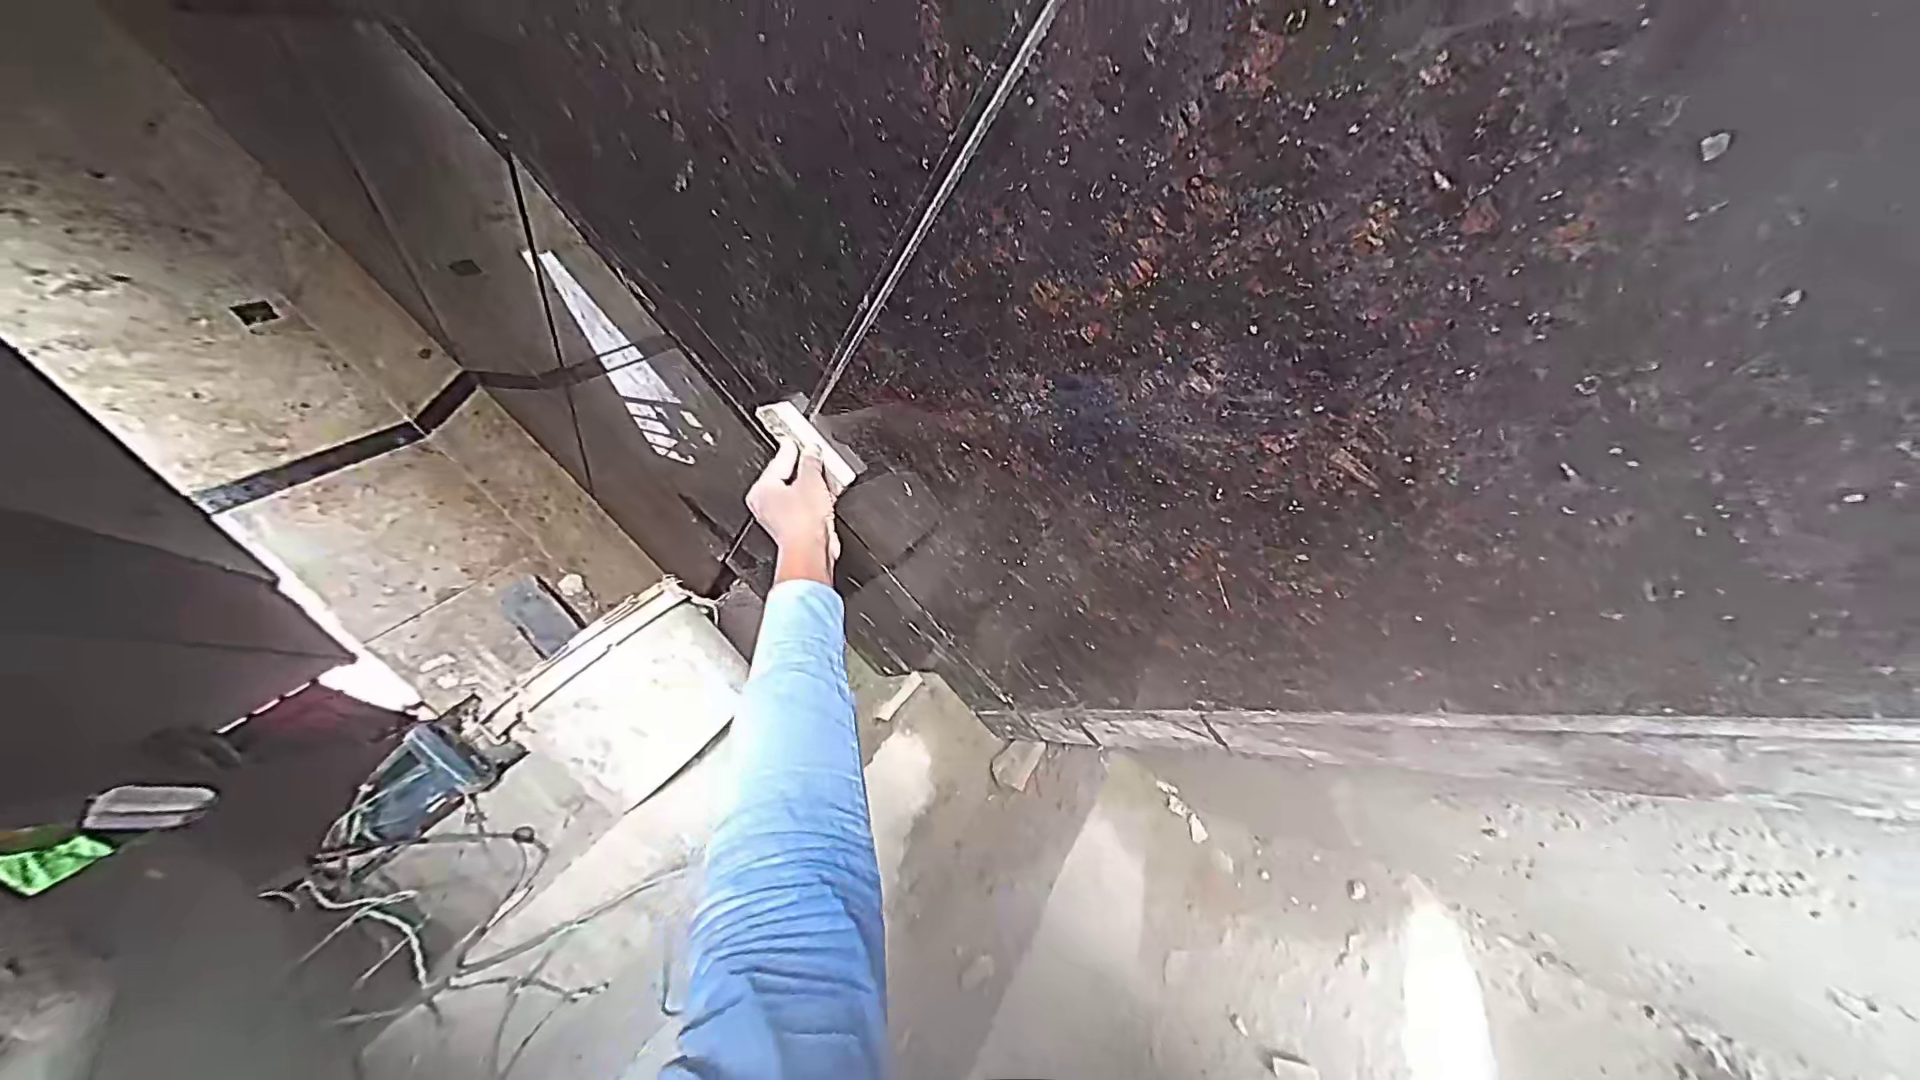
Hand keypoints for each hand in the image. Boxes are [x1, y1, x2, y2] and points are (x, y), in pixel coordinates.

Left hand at [746, 438, 840, 584]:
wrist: (812, 551)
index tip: (797, 440)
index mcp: (761, 490)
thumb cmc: (801, 522)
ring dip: (813, 484)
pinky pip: (807, 507)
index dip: (791, 449)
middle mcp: (766, 505)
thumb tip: (811, 450)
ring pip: (798, 493)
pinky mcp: (797, 527)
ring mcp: (781, 518)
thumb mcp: (811, 480)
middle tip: (814, 455)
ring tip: (825, 474)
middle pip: (786, 478)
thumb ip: (811, 461)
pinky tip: (828, 494)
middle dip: (803, 468)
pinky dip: (817, 499)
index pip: (777, 462)